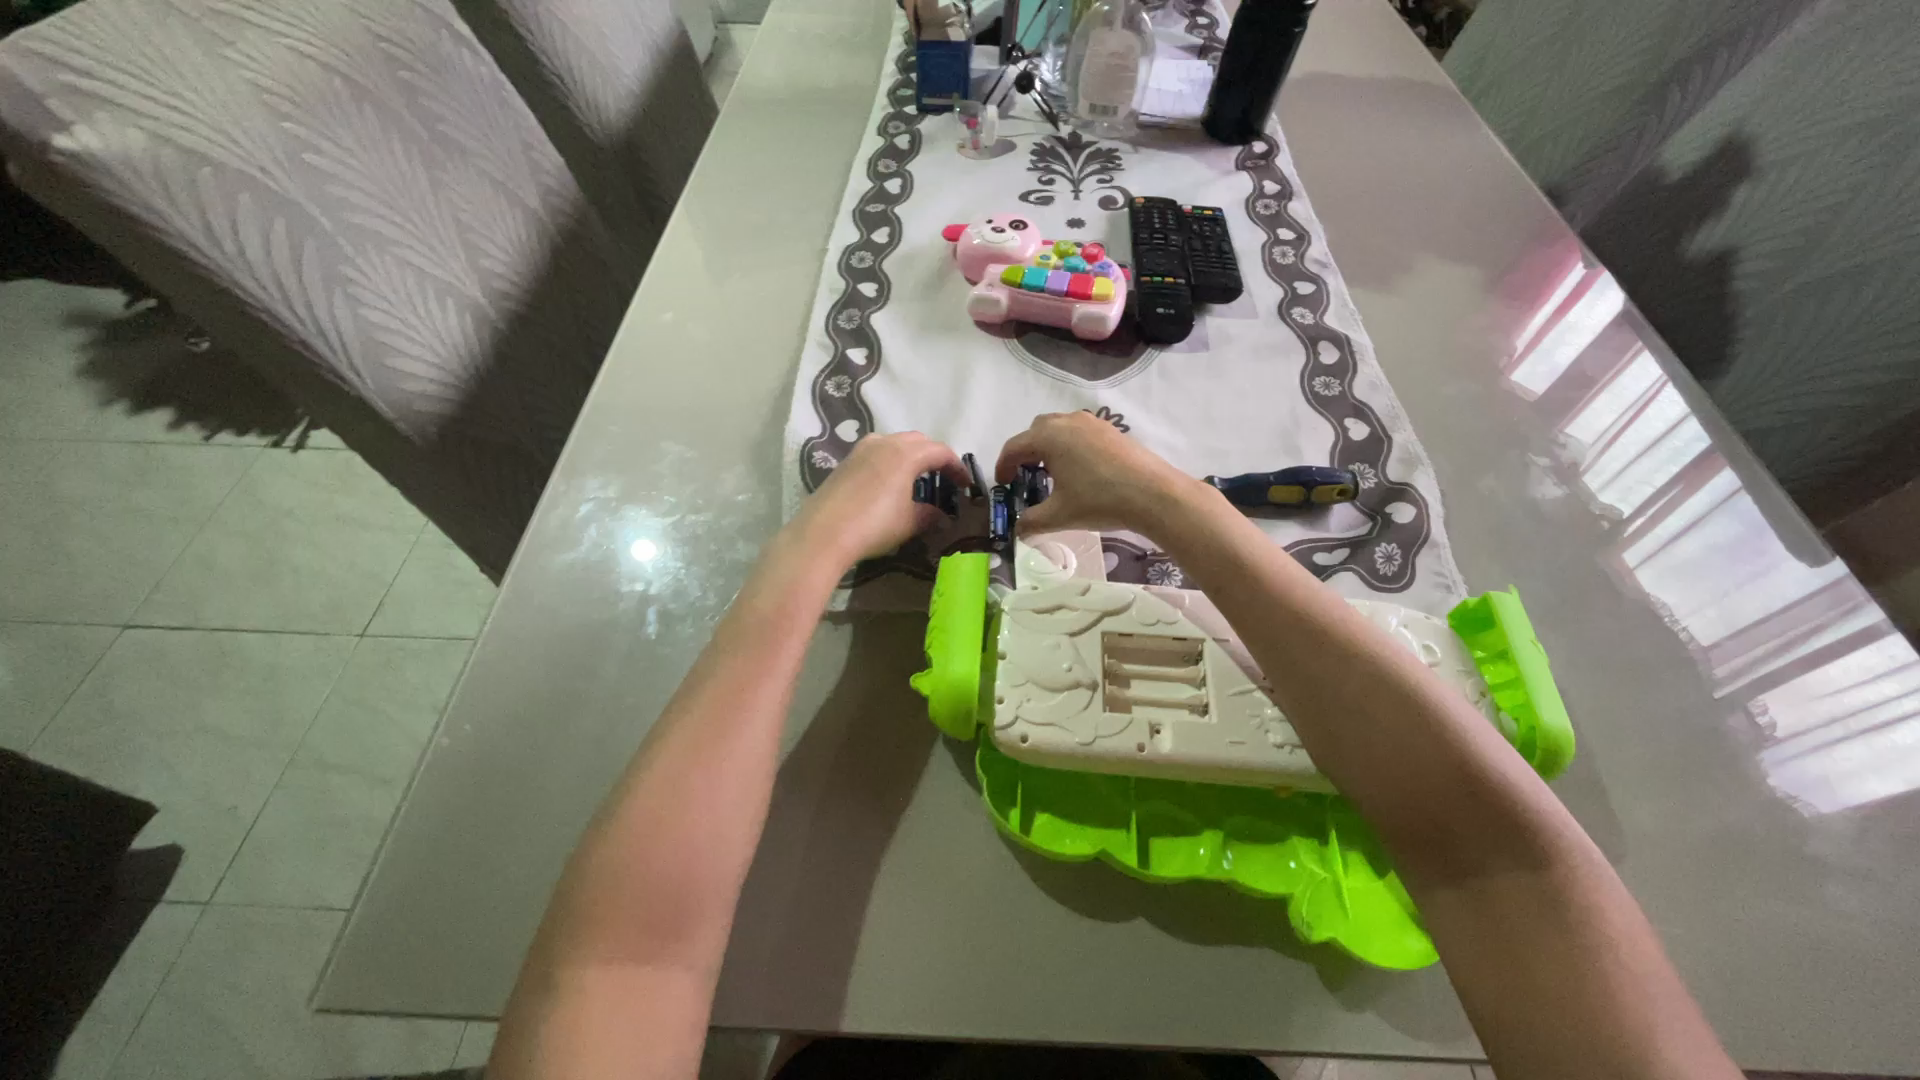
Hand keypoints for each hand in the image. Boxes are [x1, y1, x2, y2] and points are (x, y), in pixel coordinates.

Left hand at [789, 432, 967, 565]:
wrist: (823, 533)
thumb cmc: (874, 525)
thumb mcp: (909, 523)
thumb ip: (929, 515)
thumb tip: (942, 517)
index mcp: (906, 454)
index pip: (940, 452)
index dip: (957, 467)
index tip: (965, 485)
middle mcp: (884, 444)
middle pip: (917, 441)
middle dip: (934, 456)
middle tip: (943, 478)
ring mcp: (861, 450)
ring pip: (894, 443)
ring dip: (910, 455)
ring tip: (916, 478)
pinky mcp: (845, 462)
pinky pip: (876, 453)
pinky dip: (890, 462)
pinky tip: (888, 484)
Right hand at [994, 412, 1198, 535]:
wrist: (1153, 494)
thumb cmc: (1099, 501)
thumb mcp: (1059, 515)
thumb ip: (1031, 522)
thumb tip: (1018, 531)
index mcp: (1049, 437)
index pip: (1014, 446)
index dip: (1003, 466)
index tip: (1002, 483)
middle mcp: (1067, 422)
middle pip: (1036, 431)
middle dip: (1026, 452)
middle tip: (1025, 476)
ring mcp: (1092, 423)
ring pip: (1060, 428)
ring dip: (1049, 447)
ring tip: (1052, 473)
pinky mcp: (1111, 430)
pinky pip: (1080, 433)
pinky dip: (1070, 446)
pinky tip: (1080, 471)